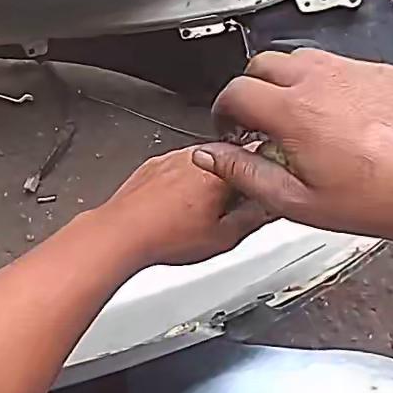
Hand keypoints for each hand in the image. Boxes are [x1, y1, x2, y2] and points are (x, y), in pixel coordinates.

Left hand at [91, 148, 272, 268]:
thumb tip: (273, 206)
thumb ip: (255, 217)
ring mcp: (172, 158)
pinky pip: (179, 170)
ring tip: (200, 214)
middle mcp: (197, 155)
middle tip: (232, 210)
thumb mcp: (225, 237)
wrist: (120, 234)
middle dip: (236, 180)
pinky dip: (183, 185)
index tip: (267, 190)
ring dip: (208, 182)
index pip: (260, 157)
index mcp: (221, 168)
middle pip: (231, 159)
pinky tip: (178, 209)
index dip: (267, 174)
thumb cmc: (166, 237)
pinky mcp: (154, 165)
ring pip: (205, 164)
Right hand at [193, 48, 392, 250]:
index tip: (230, 128)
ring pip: (301, 58)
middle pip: (263, 64)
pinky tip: (336, 118)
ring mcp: (355, 71)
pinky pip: (339, 65)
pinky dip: (325, 83)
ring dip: (286, 83)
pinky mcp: (381, 71)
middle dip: (250, 91)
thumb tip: (213, 158)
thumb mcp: (297, 201)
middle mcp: (323, 80)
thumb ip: (245, 174)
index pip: (236, 92)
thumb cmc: (381, 199)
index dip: (223, 111)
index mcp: (296, 111)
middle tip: (257, 122)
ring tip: (296, 120)